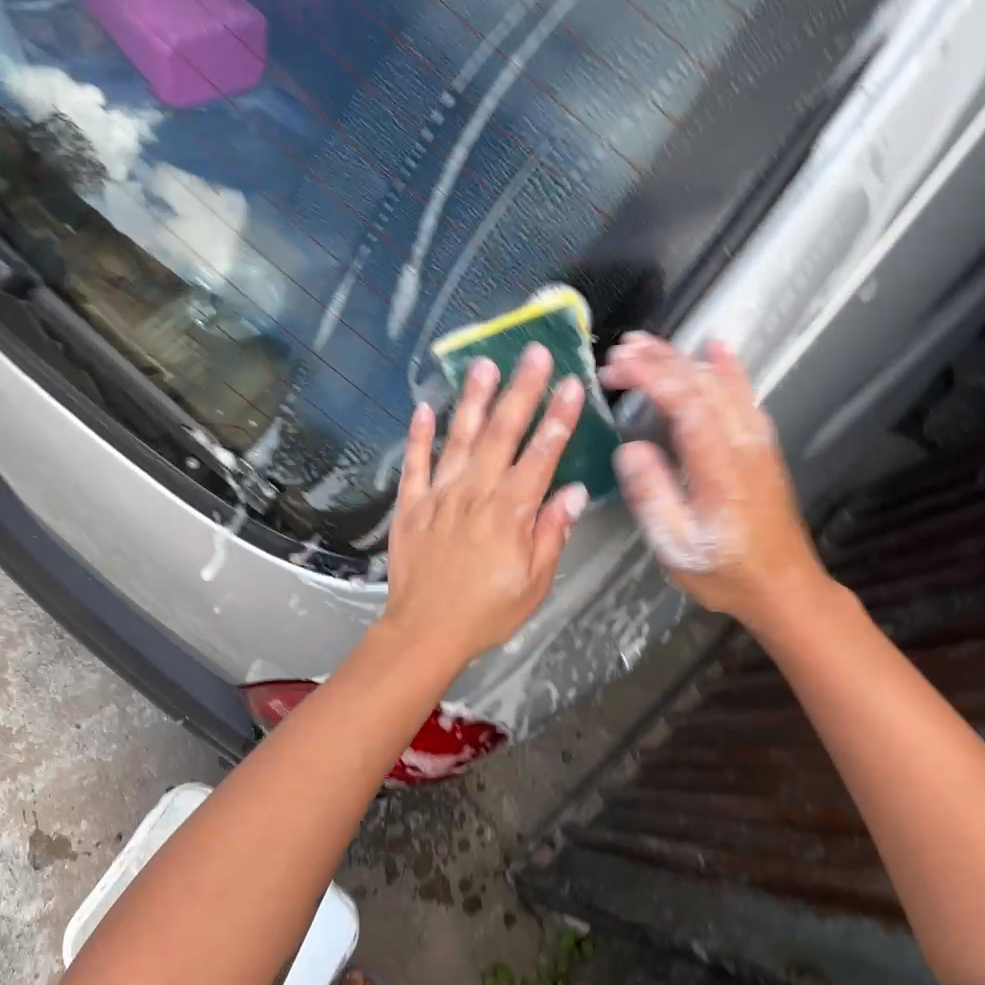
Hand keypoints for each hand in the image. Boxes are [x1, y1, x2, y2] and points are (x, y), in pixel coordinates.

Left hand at [381, 344, 589, 664]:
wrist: (424, 631)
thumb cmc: (486, 612)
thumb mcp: (533, 583)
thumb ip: (551, 534)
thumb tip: (574, 492)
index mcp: (510, 513)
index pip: (541, 455)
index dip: (558, 418)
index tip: (571, 383)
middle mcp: (474, 494)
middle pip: (501, 434)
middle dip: (521, 390)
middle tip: (533, 352)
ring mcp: (438, 496)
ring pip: (459, 439)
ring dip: (474, 400)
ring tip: (484, 364)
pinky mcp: (410, 505)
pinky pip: (415, 464)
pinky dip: (419, 436)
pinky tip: (426, 408)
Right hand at [600, 333, 831, 630]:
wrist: (785, 588)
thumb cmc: (726, 572)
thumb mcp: (676, 546)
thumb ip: (652, 495)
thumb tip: (630, 449)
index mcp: (718, 467)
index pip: (684, 402)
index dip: (649, 376)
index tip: (615, 367)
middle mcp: (741, 444)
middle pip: (702, 384)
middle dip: (659, 360)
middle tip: (619, 352)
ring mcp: (756, 443)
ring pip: (722, 384)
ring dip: (683, 358)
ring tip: (647, 344)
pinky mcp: (761, 447)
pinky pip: (745, 396)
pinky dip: (728, 367)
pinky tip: (717, 348)